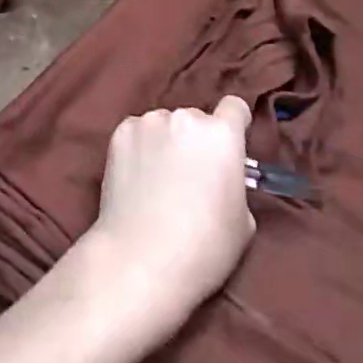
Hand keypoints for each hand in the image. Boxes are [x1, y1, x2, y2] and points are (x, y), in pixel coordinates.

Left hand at [84, 95, 255, 326]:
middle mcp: (183, 118)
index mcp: (222, 135)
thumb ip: (234, 182)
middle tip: (191, 173)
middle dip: (197, 140)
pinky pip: (138, 132)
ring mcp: (147, 122)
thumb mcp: (243, 218)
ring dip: (166, 141)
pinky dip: (140, 146)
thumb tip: (220, 176)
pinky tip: (138, 175)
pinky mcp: (118, 133)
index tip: (231, 142)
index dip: (234, 124)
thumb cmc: (205, 245)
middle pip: (196, 120)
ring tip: (159, 178)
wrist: (142, 255)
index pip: (234, 107)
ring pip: (164, 125)